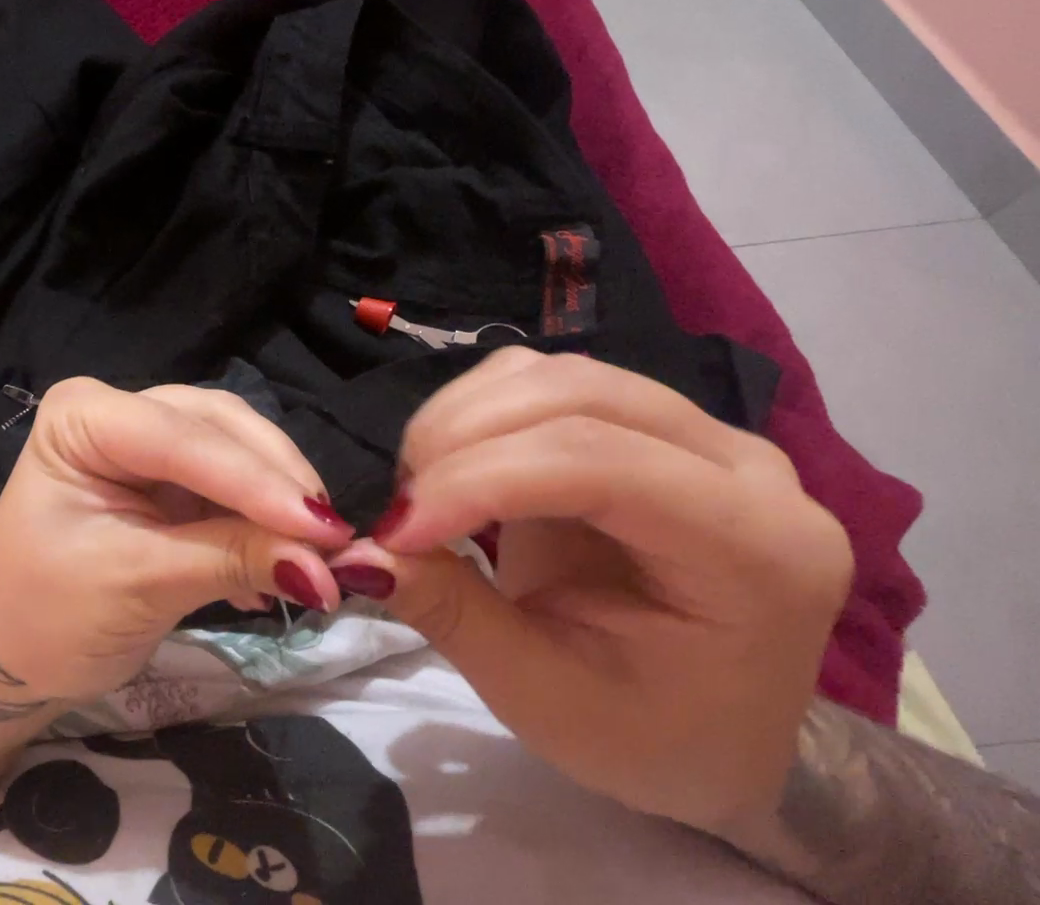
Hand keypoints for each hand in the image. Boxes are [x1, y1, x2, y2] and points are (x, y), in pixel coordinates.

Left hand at [0, 377, 356, 704]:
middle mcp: (114, 412)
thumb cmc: (49, 617)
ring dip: (278, 503)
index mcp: (81, 418)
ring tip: (317, 561)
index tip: (324, 529)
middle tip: (336, 545)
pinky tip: (281, 569)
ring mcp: (143, 443)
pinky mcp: (167, 479)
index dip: (255, 481)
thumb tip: (332, 566)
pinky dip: (261, 522)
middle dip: (276, 485)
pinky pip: (231, 485)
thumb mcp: (139, 584)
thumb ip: (232, 560)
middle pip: (217, 428)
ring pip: (234, 450)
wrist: (13, 658)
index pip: (181, 437)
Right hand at [328, 348, 852, 839]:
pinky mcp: (646, 427)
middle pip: (577, 395)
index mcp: (757, 551)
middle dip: (460, 438)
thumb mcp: (542, 697)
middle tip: (397, 508)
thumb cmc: (648, 737)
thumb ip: (452, 615)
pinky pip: (545, 382)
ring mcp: (699, 436)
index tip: (395, 531)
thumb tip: (355, 552)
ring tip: (419, 487)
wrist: (715, 733)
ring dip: (461, 417)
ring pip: (555, 374)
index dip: (479, 480)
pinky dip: (475, 411)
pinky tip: (452, 467)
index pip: (600, 464)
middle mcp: (744, 468)